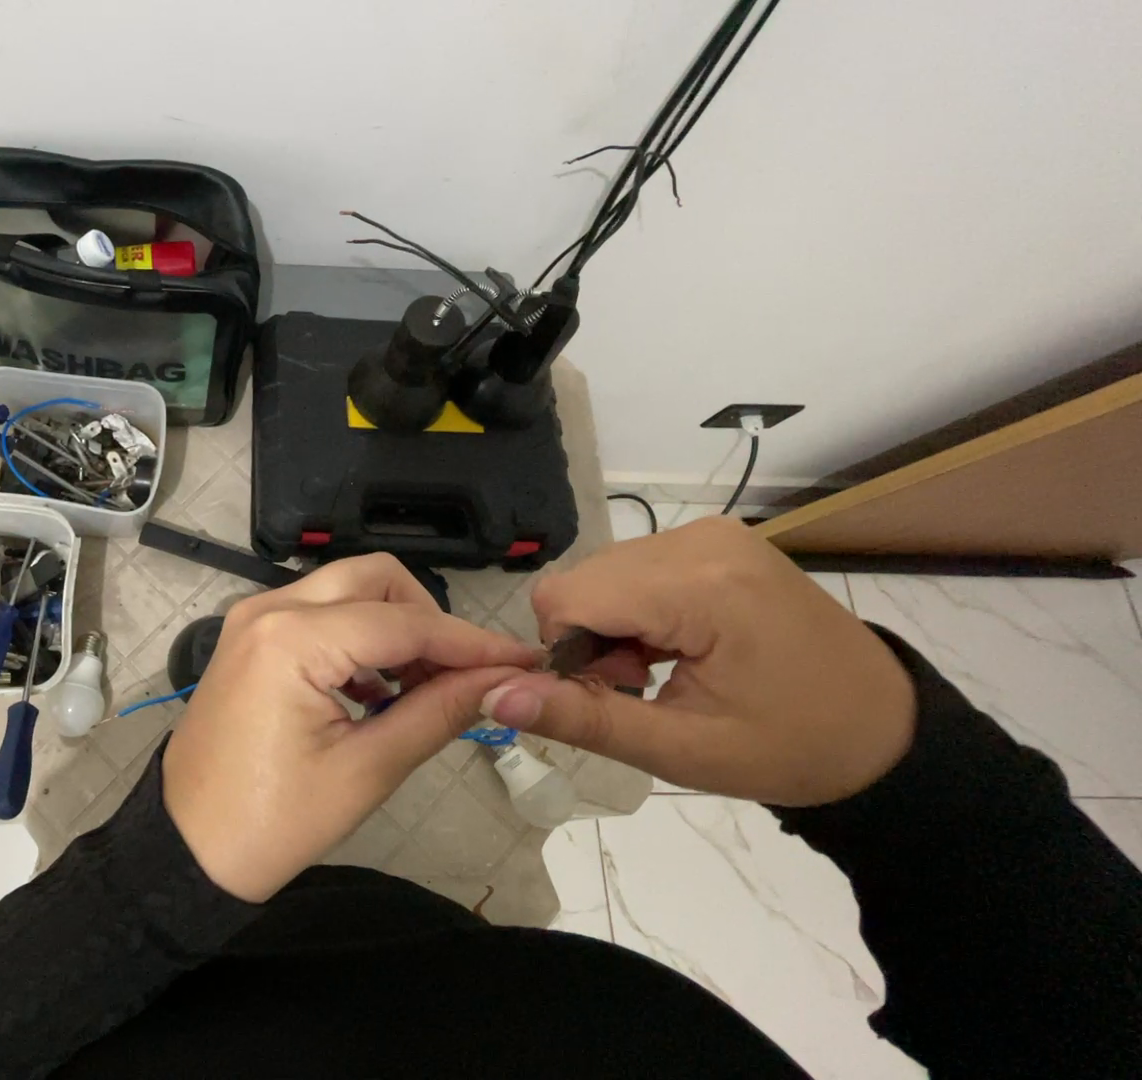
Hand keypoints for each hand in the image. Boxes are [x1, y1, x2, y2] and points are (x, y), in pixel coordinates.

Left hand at [161, 554, 541, 901]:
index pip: (403, 622)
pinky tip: (376, 688)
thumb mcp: (366, 770)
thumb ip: (438, 712)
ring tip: (423, 688)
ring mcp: (252, 619)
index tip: (523, 661)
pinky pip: (315, 613)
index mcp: (292, 638)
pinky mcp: (248, 637)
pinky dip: (355, 636)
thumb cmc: (274, 821)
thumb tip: (501, 681)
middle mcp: (268, 609)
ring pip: (344, 590)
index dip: (470, 642)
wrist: (187, 847)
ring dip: (391, 625)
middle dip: (426, 618)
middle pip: (372, 579)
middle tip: (461, 675)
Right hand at [478, 517, 916, 806]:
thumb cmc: (790, 749)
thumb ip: (581, 718)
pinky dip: (631, 608)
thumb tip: (493, 695)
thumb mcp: (680, 750)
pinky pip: (630, 566)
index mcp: (701, 586)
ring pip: (599, 573)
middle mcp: (700, 540)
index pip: (567, 597)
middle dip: (589, 639)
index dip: (566, 651)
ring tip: (658, 668)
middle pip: (581, 582)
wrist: (887, 733)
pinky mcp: (713, 538)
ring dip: (608, 624)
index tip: (614, 694)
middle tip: (641, 685)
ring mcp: (710, 533)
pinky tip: (671, 643)